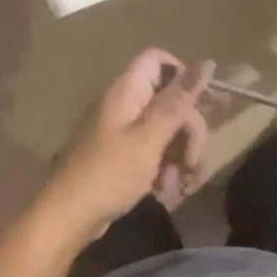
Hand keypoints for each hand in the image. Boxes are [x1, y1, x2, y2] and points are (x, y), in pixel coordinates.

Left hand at [40, 49, 213, 240]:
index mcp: (127, 92)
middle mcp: (125, 106)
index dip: (184, 77)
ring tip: (179, 186)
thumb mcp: (149, 138)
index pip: (159, 61)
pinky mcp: (122, 157)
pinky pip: (154, 154)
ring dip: (180, 158)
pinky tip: (166, 192)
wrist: (69, 215)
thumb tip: (208, 63)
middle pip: (170, 101)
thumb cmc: (108, 174)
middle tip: (193, 163)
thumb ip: (178, 102)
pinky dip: (164, 171)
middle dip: (189, 133)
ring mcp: (123, 133)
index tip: (202, 106)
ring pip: (167, 132)